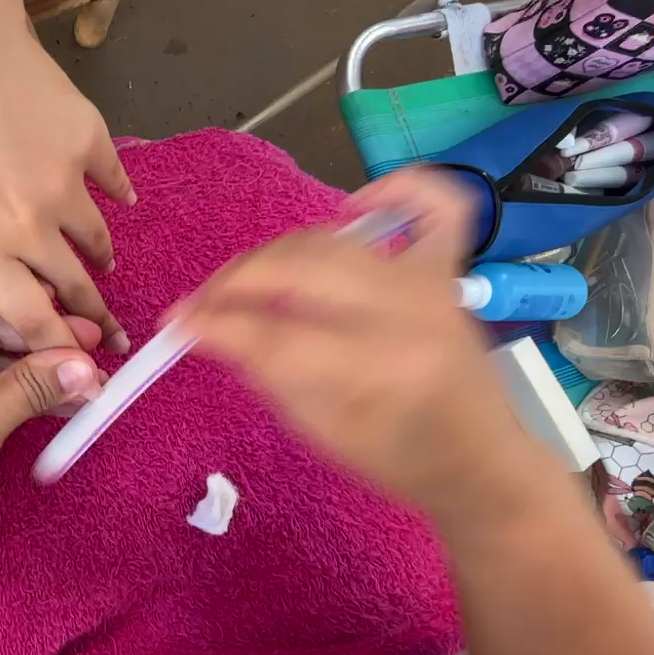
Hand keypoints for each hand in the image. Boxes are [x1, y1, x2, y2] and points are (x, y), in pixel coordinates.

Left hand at [0, 0, 133, 356]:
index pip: (29, 317)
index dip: (55, 348)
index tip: (77, 362)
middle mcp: (31, 224)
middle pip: (73, 287)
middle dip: (92, 315)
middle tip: (108, 329)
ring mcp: (68, 182)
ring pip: (98, 239)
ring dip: (100, 258)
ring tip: (103, 264)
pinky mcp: (91, 141)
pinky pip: (114, 182)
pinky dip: (116, 196)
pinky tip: (117, 199)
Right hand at [182, 168, 549, 513]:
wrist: (479, 463)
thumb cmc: (393, 458)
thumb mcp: (315, 429)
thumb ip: (260, 369)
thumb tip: (203, 326)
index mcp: (380, 370)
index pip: (276, 333)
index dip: (215, 325)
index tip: (174, 325)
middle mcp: (408, 313)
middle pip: (298, 271)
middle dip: (233, 283)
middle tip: (201, 304)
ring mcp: (431, 283)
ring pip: (329, 241)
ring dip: (274, 256)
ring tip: (246, 281)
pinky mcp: (448, 271)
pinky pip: (436, 205)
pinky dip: (397, 191)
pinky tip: (353, 208)